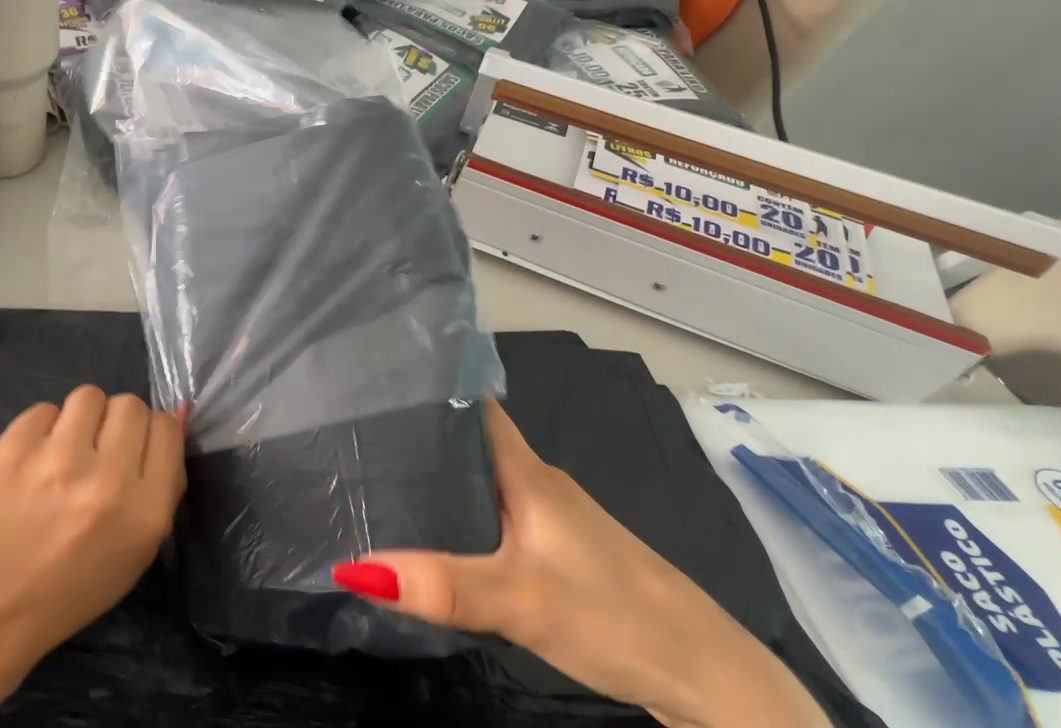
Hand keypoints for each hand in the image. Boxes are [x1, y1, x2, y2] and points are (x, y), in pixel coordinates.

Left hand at [0, 386, 183, 727]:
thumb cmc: (73, 588)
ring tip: (67, 450)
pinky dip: (44, 430)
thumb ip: (164, 482)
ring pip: (89, 396)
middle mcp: (105, 479)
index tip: (136, 451)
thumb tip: (177, 413)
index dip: (153, 435)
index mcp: (144, 511)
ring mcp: (55, 459)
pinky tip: (34, 461)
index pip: (166, 429)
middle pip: (130, 405)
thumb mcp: (137, 550)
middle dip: (119, 424)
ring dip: (84, 419)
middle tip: (100, 452)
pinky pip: (43, 409)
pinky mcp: (11, 449)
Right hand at [334, 401, 829, 727]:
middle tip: (352, 441)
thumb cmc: (616, 617)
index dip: (425, 391)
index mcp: (528, 475)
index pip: (470, 409)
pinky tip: (436, 543)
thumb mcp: (520, 601)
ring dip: (437, 483)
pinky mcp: (561, 556)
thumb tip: (352, 568)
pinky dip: (461, 521)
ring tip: (376, 485)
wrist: (708, 676)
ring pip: (482, 486)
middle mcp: (538, 486)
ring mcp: (553, 522)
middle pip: (468, 447)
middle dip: (416, 441)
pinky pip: (496, 521)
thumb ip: (441, 584)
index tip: (370, 384)